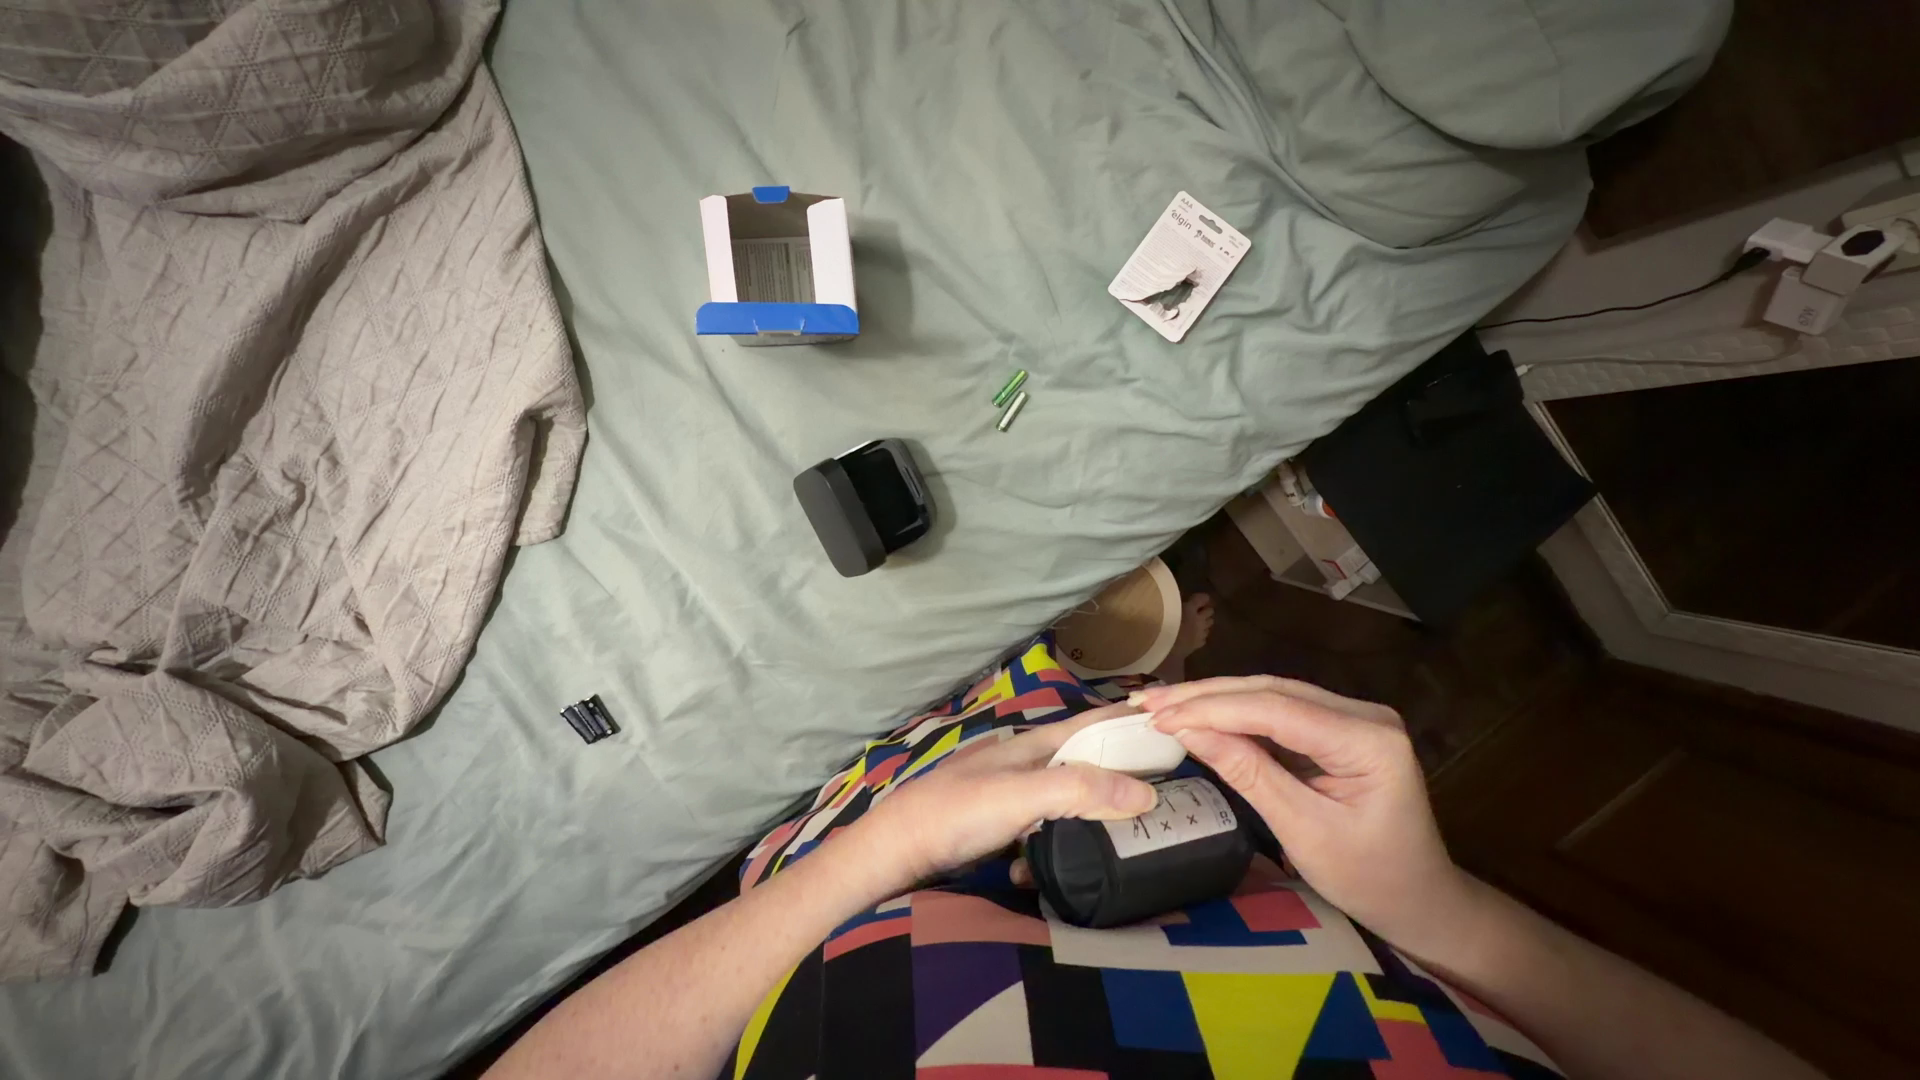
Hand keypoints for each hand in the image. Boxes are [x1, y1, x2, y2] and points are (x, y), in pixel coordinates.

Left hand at [853, 704, 1159, 894]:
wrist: (895, 849)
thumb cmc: (956, 813)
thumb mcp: (1021, 796)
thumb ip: (1078, 790)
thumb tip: (1146, 793)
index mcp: (1027, 746)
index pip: (1085, 725)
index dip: (1119, 719)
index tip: (1160, 716)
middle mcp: (1017, 763)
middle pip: (1076, 759)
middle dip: (1112, 767)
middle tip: (1156, 781)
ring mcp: (1002, 793)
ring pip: (1057, 794)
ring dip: (1085, 806)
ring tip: (1118, 824)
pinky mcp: (991, 825)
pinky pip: (1034, 827)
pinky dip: (1049, 840)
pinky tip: (1045, 866)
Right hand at [1136, 676, 1474, 951]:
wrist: (1418, 900)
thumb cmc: (1368, 878)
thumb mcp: (1302, 830)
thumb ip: (1247, 772)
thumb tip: (1186, 730)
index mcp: (1367, 739)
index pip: (1276, 709)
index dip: (1212, 709)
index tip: (1158, 716)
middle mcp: (1362, 713)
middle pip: (1269, 691)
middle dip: (1204, 696)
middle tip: (1146, 701)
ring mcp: (1349, 716)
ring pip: (1267, 694)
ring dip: (1212, 699)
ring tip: (1160, 703)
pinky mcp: (1334, 727)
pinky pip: (1275, 710)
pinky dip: (1231, 713)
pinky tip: (1195, 713)